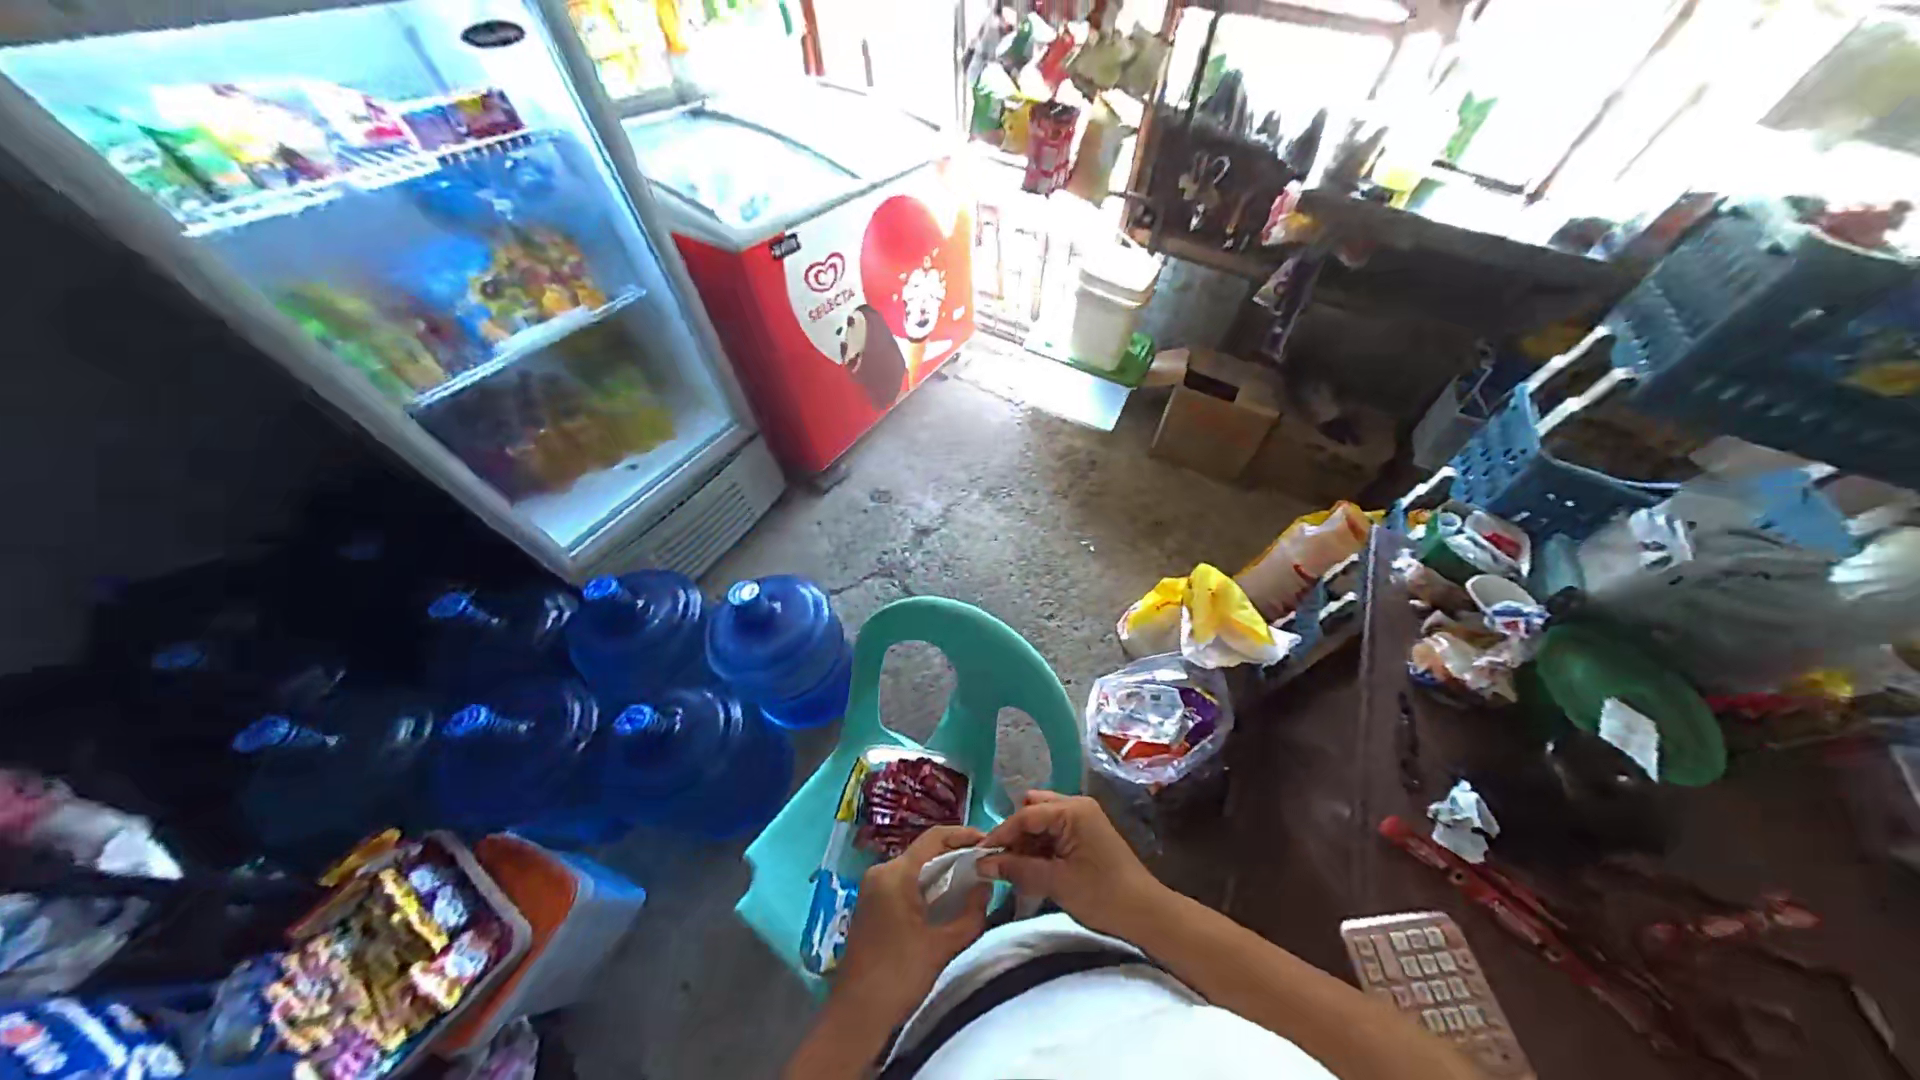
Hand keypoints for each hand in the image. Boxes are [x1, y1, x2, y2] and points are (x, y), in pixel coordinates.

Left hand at [832, 825, 991, 1028]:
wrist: (856, 1015)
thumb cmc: (899, 976)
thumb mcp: (943, 945)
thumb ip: (970, 913)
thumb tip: (985, 886)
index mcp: (895, 874)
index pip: (934, 838)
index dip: (963, 835)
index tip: (989, 842)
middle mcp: (881, 872)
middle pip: (924, 851)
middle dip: (955, 855)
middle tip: (985, 864)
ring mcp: (873, 887)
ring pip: (914, 867)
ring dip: (941, 872)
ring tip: (972, 881)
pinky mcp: (871, 903)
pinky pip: (904, 882)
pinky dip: (926, 885)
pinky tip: (946, 900)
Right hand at [979, 790, 1167, 937]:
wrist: (1147, 914)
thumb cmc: (1102, 895)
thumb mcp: (1055, 882)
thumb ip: (1017, 868)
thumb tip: (983, 864)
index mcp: (1072, 810)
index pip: (1025, 815)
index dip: (1000, 835)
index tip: (979, 855)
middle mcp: (1076, 806)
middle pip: (1032, 811)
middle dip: (1014, 835)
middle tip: (999, 861)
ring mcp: (1083, 819)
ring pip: (1042, 823)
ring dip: (1026, 843)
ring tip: (1012, 869)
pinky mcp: (1085, 835)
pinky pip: (1053, 834)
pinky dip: (1040, 849)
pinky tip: (1031, 869)